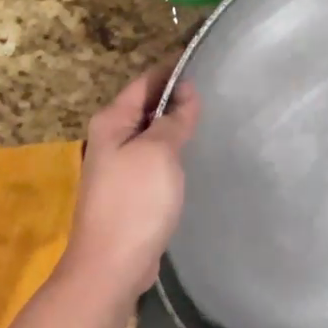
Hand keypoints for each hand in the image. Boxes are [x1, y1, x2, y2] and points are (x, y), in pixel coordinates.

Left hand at [58, 64, 200, 299]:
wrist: (112, 265)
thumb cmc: (135, 201)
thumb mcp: (158, 152)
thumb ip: (173, 120)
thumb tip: (186, 93)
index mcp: (111, 122)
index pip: (144, 83)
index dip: (172, 72)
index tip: (205, 63)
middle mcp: (110, 140)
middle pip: (146, 109)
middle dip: (176, 99)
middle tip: (217, 93)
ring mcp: (118, 169)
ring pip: (151, 137)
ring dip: (175, 129)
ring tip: (211, 121)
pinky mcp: (130, 194)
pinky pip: (154, 163)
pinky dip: (172, 155)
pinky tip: (192, 160)